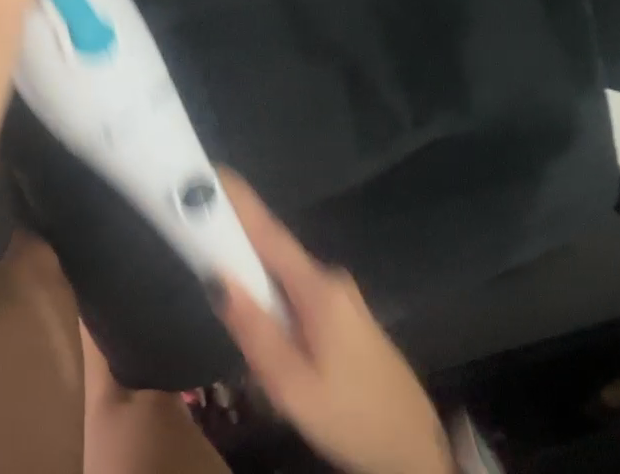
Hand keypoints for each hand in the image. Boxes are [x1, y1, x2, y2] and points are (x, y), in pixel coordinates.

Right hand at [215, 170, 452, 473]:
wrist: (416, 451)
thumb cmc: (352, 416)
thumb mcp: (292, 385)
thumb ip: (253, 330)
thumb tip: (216, 277)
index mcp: (317, 289)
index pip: (268, 231)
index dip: (236, 201)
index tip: (206, 173)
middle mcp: (329, 280)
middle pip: (269, 253)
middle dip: (235, 254)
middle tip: (204, 267)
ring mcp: (339, 296)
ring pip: (280, 279)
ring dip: (253, 288)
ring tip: (240, 327)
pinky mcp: (342, 315)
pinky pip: (294, 295)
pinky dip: (271, 301)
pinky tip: (271, 341)